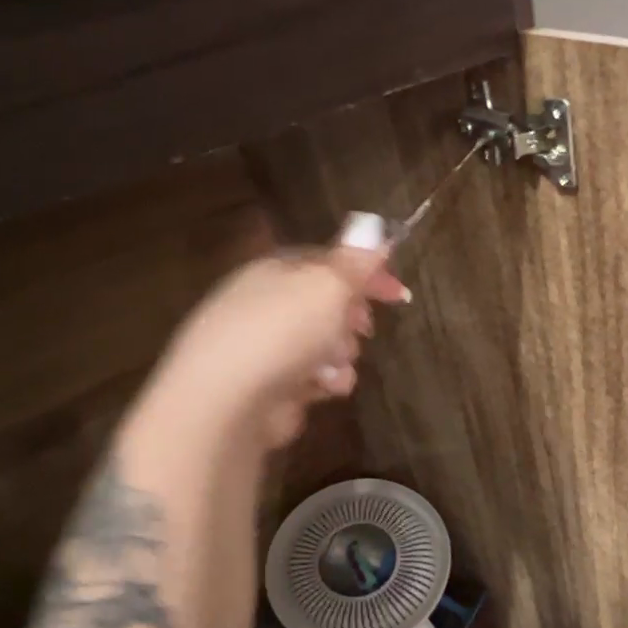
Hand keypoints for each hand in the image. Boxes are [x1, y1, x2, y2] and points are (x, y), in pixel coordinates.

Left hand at [159, 212, 409, 446]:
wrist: (227, 401)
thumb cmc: (280, 333)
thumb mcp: (326, 287)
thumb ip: (354, 260)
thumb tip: (372, 225)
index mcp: (275, 270)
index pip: (329, 260)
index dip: (367, 272)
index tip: (401, 293)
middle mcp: (267, 302)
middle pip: (329, 304)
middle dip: (352, 318)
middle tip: (362, 329)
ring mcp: (267, 345)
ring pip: (327, 343)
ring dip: (342, 355)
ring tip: (335, 365)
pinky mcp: (273, 384)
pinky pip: (315, 376)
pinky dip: (326, 382)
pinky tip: (323, 389)